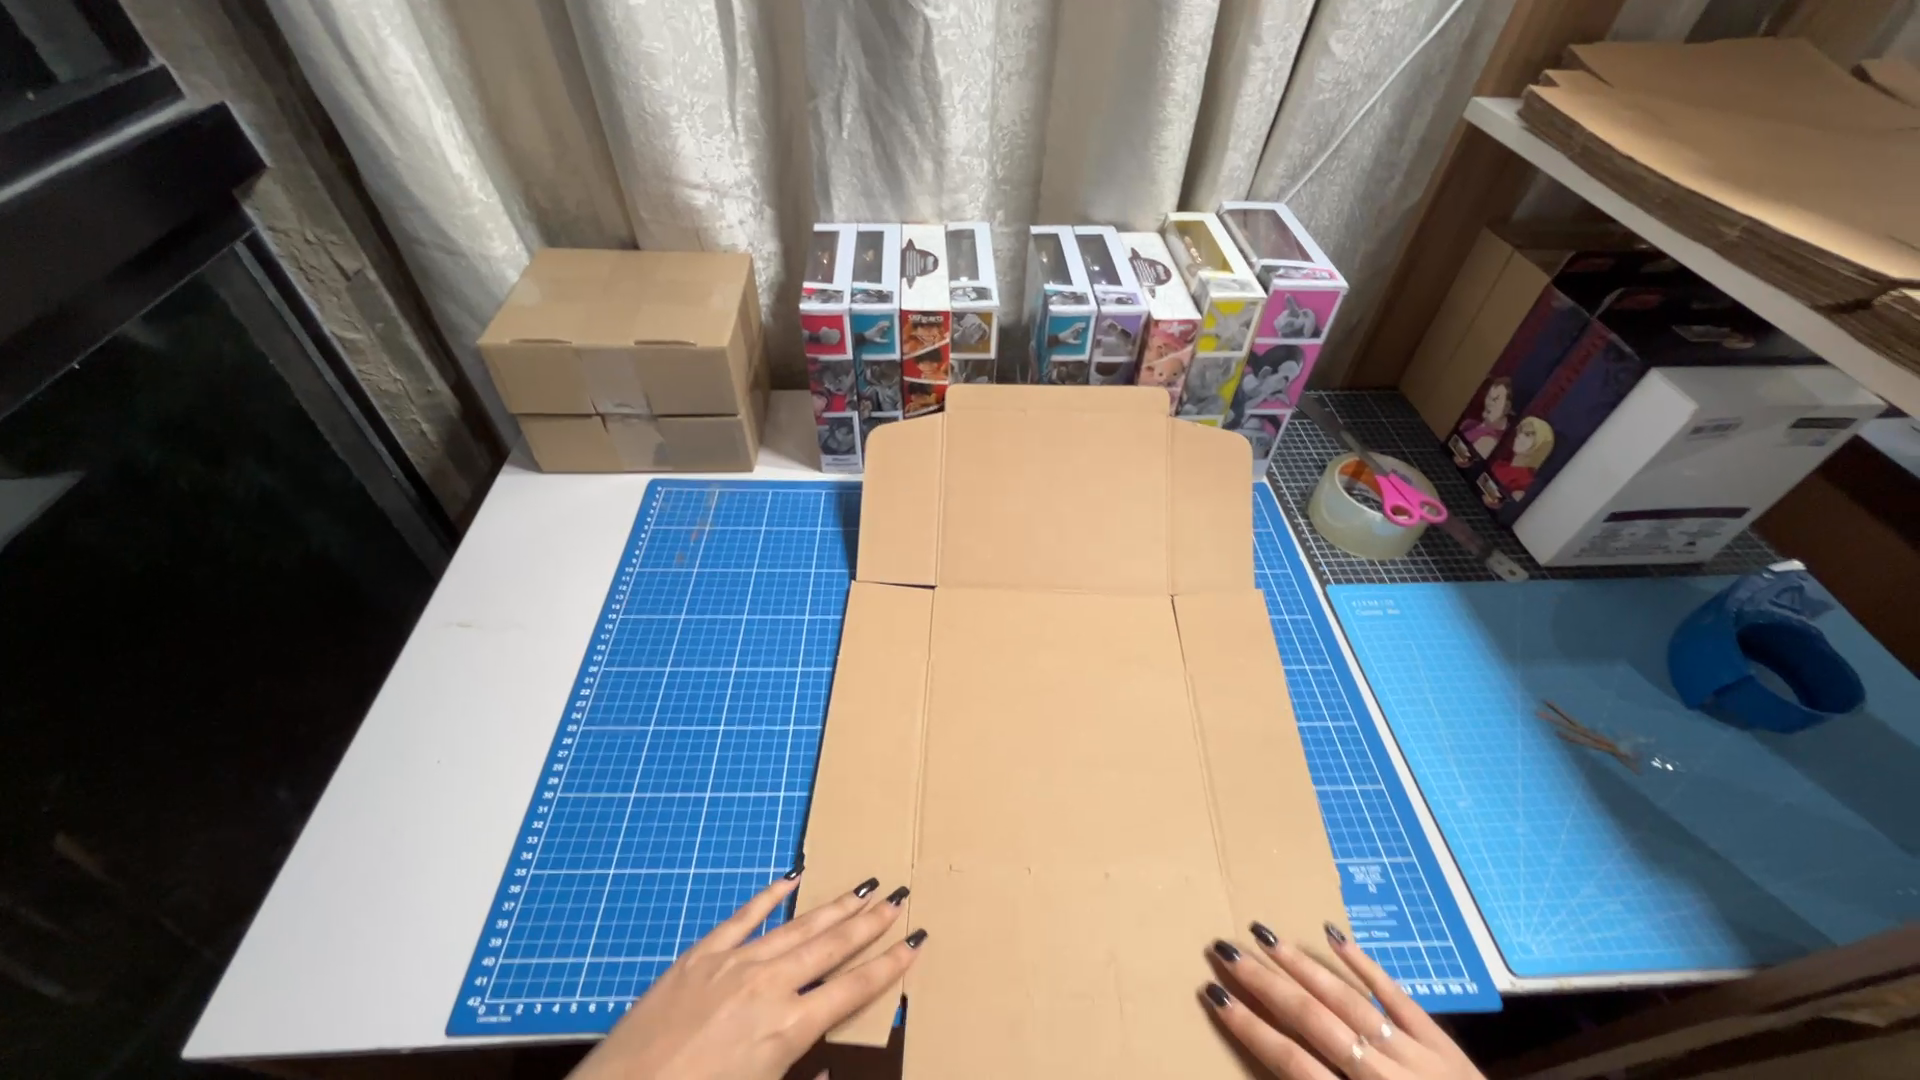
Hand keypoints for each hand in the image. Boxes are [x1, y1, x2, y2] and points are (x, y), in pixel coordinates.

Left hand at [569, 872, 923, 1079]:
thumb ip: (801, 1077)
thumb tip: (826, 1068)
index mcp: (788, 1030)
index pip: (852, 989)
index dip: (888, 965)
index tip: (913, 940)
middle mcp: (769, 987)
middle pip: (832, 947)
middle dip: (868, 922)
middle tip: (897, 897)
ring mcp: (734, 964)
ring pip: (797, 927)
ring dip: (832, 908)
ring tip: (862, 888)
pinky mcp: (700, 955)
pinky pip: (744, 918)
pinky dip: (769, 897)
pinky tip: (791, 879)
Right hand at [1201, 923, 1484, 1079]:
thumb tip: (1280, 1071)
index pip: (1290, 1062)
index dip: (1248, 1027)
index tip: (1213, 994)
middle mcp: (1382, 1076)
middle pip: (1312, 1020)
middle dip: (1263, 983)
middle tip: (1223, 948)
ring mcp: (1417, 1056)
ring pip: (1348, 1000)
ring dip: (1302, 965)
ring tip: (1264, 934)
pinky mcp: (1444, 1044)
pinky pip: (1400, 998)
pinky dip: (1366, 966)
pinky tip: (1333, 935)